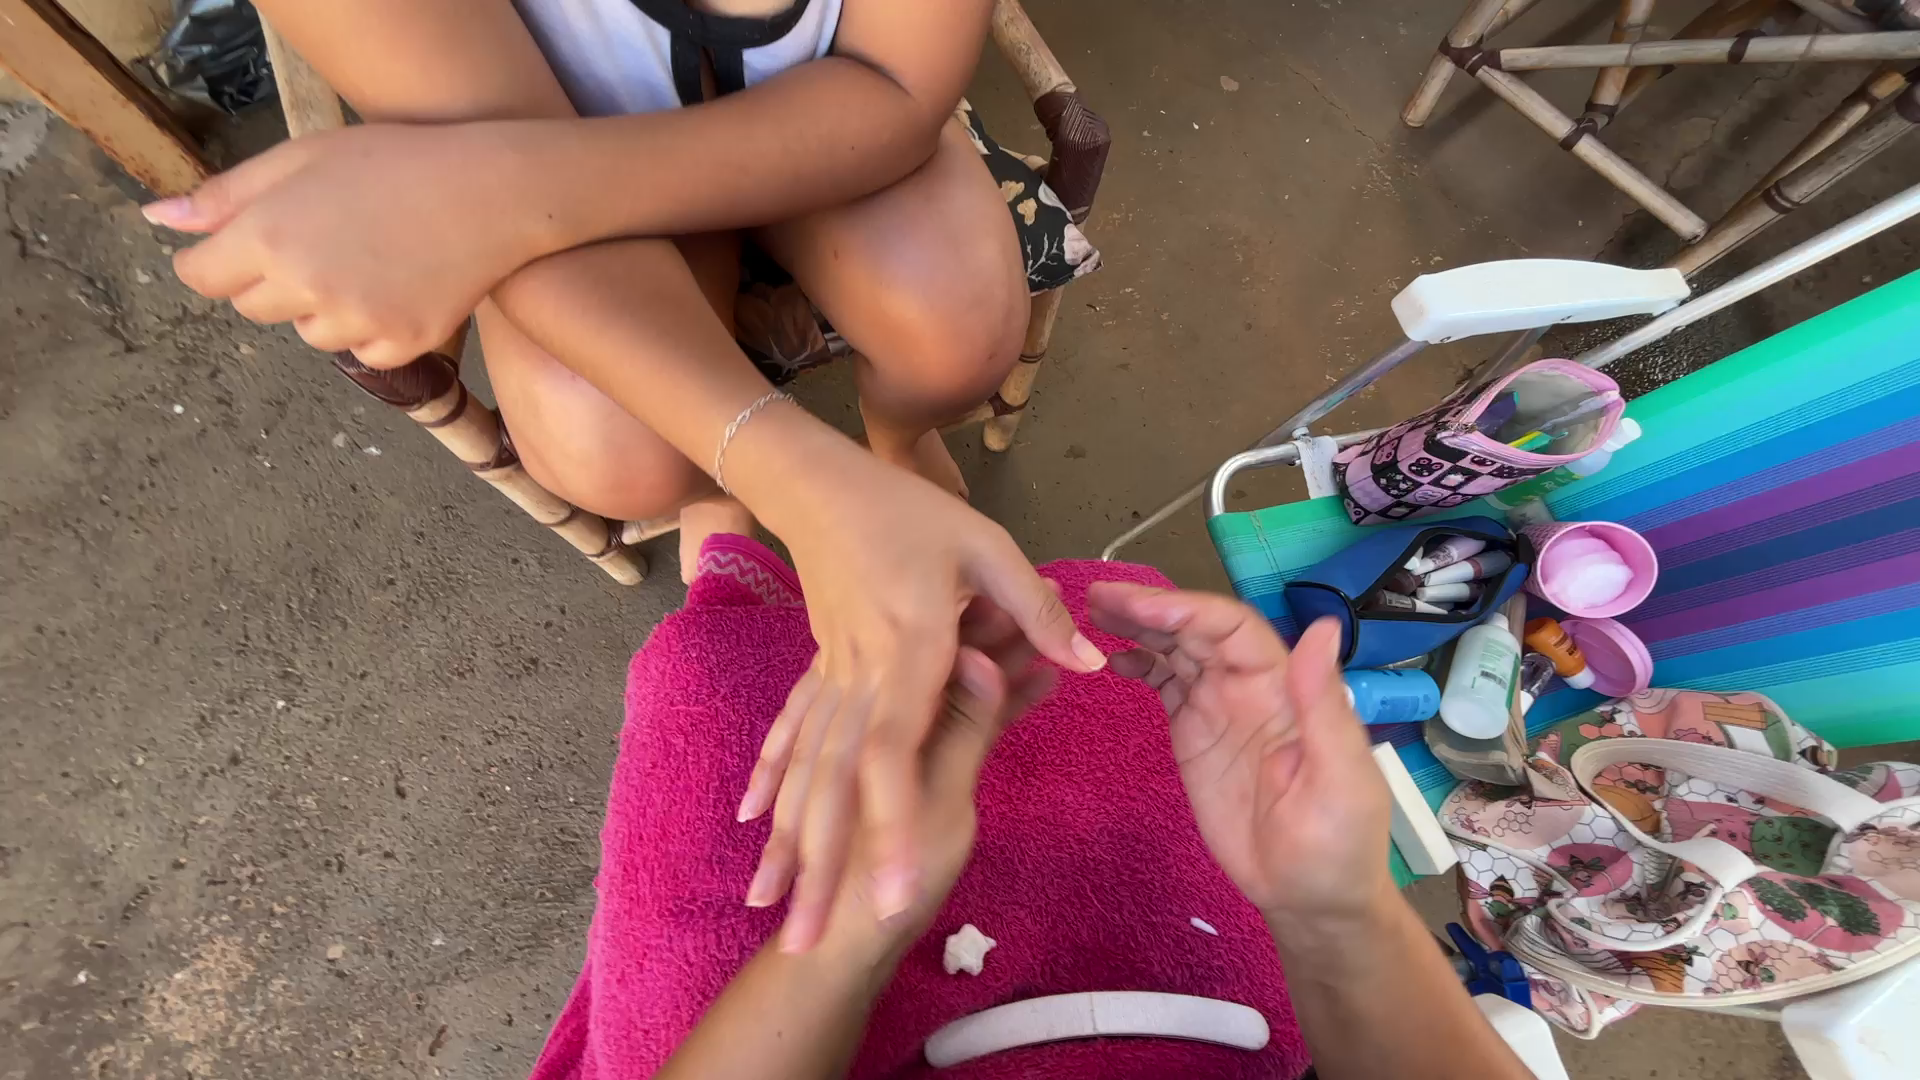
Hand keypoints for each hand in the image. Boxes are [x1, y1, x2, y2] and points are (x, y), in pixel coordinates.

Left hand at [145, 123, 538, 367]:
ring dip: (328, 313)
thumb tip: (163, 221)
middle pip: (258, 310)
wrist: (490, 196)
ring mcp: (363, 319)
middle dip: (278, 286)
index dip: (221, 263)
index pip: (202, 277)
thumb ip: (228, 196)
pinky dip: (376, 336)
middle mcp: (308, 286)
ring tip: (370, 274)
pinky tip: (400, 298)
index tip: (255, 250)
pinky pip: (369, 355)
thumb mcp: (301, 159)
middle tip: (328, 252)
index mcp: (267, 236)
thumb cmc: (395, 164)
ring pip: (315, 335)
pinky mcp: (409, 341)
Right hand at [731, 433, 1103, 953]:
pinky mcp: (815, 667)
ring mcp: (829, 676)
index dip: (891, 824)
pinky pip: (790, 732)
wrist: (823, 486)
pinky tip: (752, 821)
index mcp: (906, 652)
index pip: (893, 751)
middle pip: (836, 781)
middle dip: (821, 864)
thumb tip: (1089, 662)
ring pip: (806, 769)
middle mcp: (860, 679)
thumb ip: (1032, 610)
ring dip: (788, 839)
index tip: (889, 894)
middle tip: (806, 944)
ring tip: (770, 907)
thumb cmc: (908, 513)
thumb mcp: (984, 548)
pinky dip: (771, 780)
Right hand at [1087, 584, 1391, 923]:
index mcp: (1282, 686)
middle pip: (1194, 629)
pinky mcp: (1194, 730)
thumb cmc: (1334, 845)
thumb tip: (1324, 627)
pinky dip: (1138, 663)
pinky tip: (1113, 660)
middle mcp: (1247, 684)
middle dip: (1148, 608)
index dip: (1184, 610)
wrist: (1307, 897)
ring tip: (1094, 614)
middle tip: (1098, 596)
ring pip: (1175, 649)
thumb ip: (1324, 705)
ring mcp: (1217, 705)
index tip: (1136, 607)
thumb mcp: (1341, 781)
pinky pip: (1163, 682)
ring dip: (1138, 626)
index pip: (1230, 627)